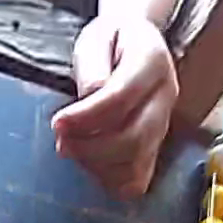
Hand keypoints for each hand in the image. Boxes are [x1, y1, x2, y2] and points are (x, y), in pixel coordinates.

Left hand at [51, 15, 176, 197]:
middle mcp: (165, 98)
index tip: (57, 123)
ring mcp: (162, 129)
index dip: (85, 117)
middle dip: (90, 148)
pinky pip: (135, 182)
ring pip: (134, 165)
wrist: (130, 49)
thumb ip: (92, 66)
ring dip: (96, 165)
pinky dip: (109, 180)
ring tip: (73, 148)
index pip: (120, 98)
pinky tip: (90, 162)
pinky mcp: (153, 152)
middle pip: (132, 139)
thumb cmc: (108, 44)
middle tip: (62, 142)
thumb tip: (91, 94)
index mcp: (153, 60)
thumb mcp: (95, 40)